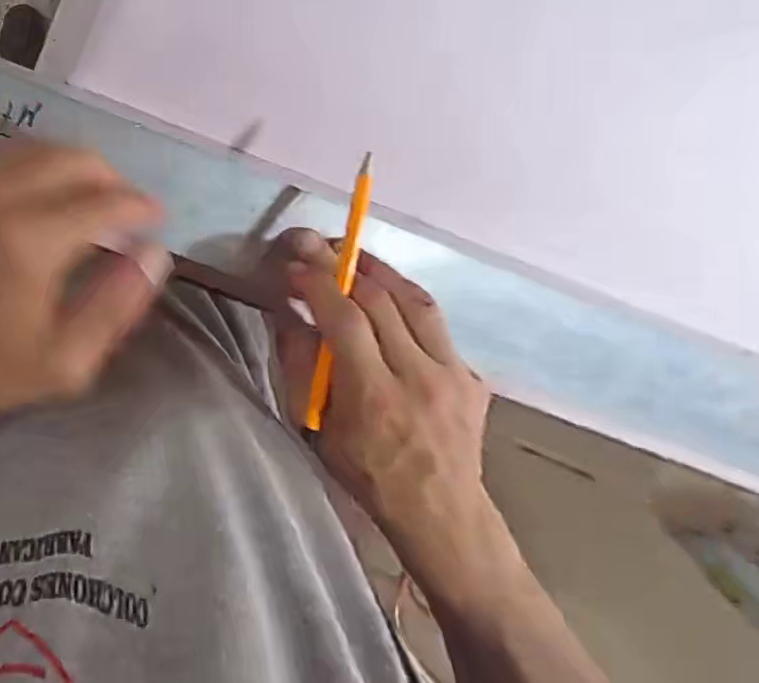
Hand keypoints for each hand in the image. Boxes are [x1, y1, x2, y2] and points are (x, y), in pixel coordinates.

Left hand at [0, 143, 168, 442]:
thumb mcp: (65, 361)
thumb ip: (116, 306)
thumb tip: (155, 254)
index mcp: (31, 241)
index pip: (105, 201)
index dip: (140, 206)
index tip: (159, 218)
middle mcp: (2, 199)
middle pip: (76, 160)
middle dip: (114, 179)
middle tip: (128, 212)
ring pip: (43, 148)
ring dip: (78, 167)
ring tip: (95, 200)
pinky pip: (10, 155)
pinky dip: (42, 163)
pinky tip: (52, 192)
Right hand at [277, 230, 506, 595]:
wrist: (443, 514)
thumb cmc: (366, 473)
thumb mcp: (316, 424)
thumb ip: (301, 363)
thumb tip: (288, 310)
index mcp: (374, 395)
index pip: (346, 319)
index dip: (317, 282)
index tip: (292, 264)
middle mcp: (420, 377)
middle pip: (380, 299)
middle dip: (340, 263)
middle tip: (312, 244)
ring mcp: (453, 375)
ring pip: (414, 300)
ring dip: (377, 269)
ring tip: (349, 252)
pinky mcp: (471, 376)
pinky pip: (434, 321)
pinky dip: (402, 297)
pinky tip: (383, 292)